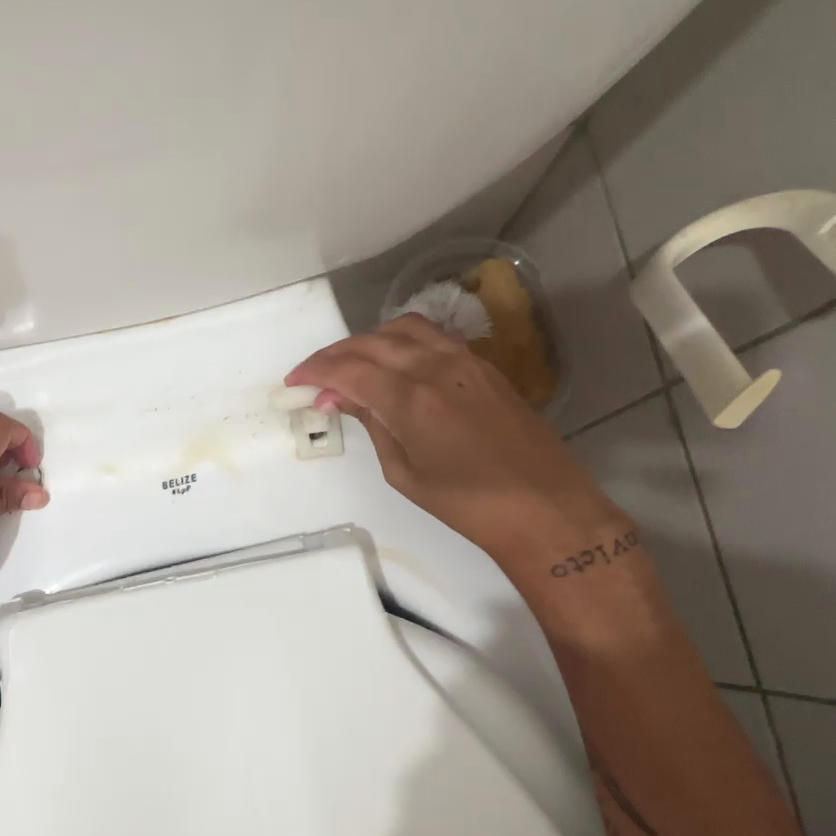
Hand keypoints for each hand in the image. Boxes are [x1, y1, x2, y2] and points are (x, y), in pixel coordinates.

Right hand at [285, 315, 630, 582]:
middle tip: (313, 376)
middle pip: (372, 342)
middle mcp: (435, 368)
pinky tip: (391, 362)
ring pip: (403, 329)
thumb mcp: (404, 472)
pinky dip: (401, 340)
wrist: (542, 505)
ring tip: (349, 365)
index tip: (294, 383)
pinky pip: (431, 337)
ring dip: (368, 340)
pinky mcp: (482, 366)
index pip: (349, 369)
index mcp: (410, 399)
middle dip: (335, 354)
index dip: (316, 372)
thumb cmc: (466, 503)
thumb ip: (374, 424)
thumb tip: (342, 398)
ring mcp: (463, 361)